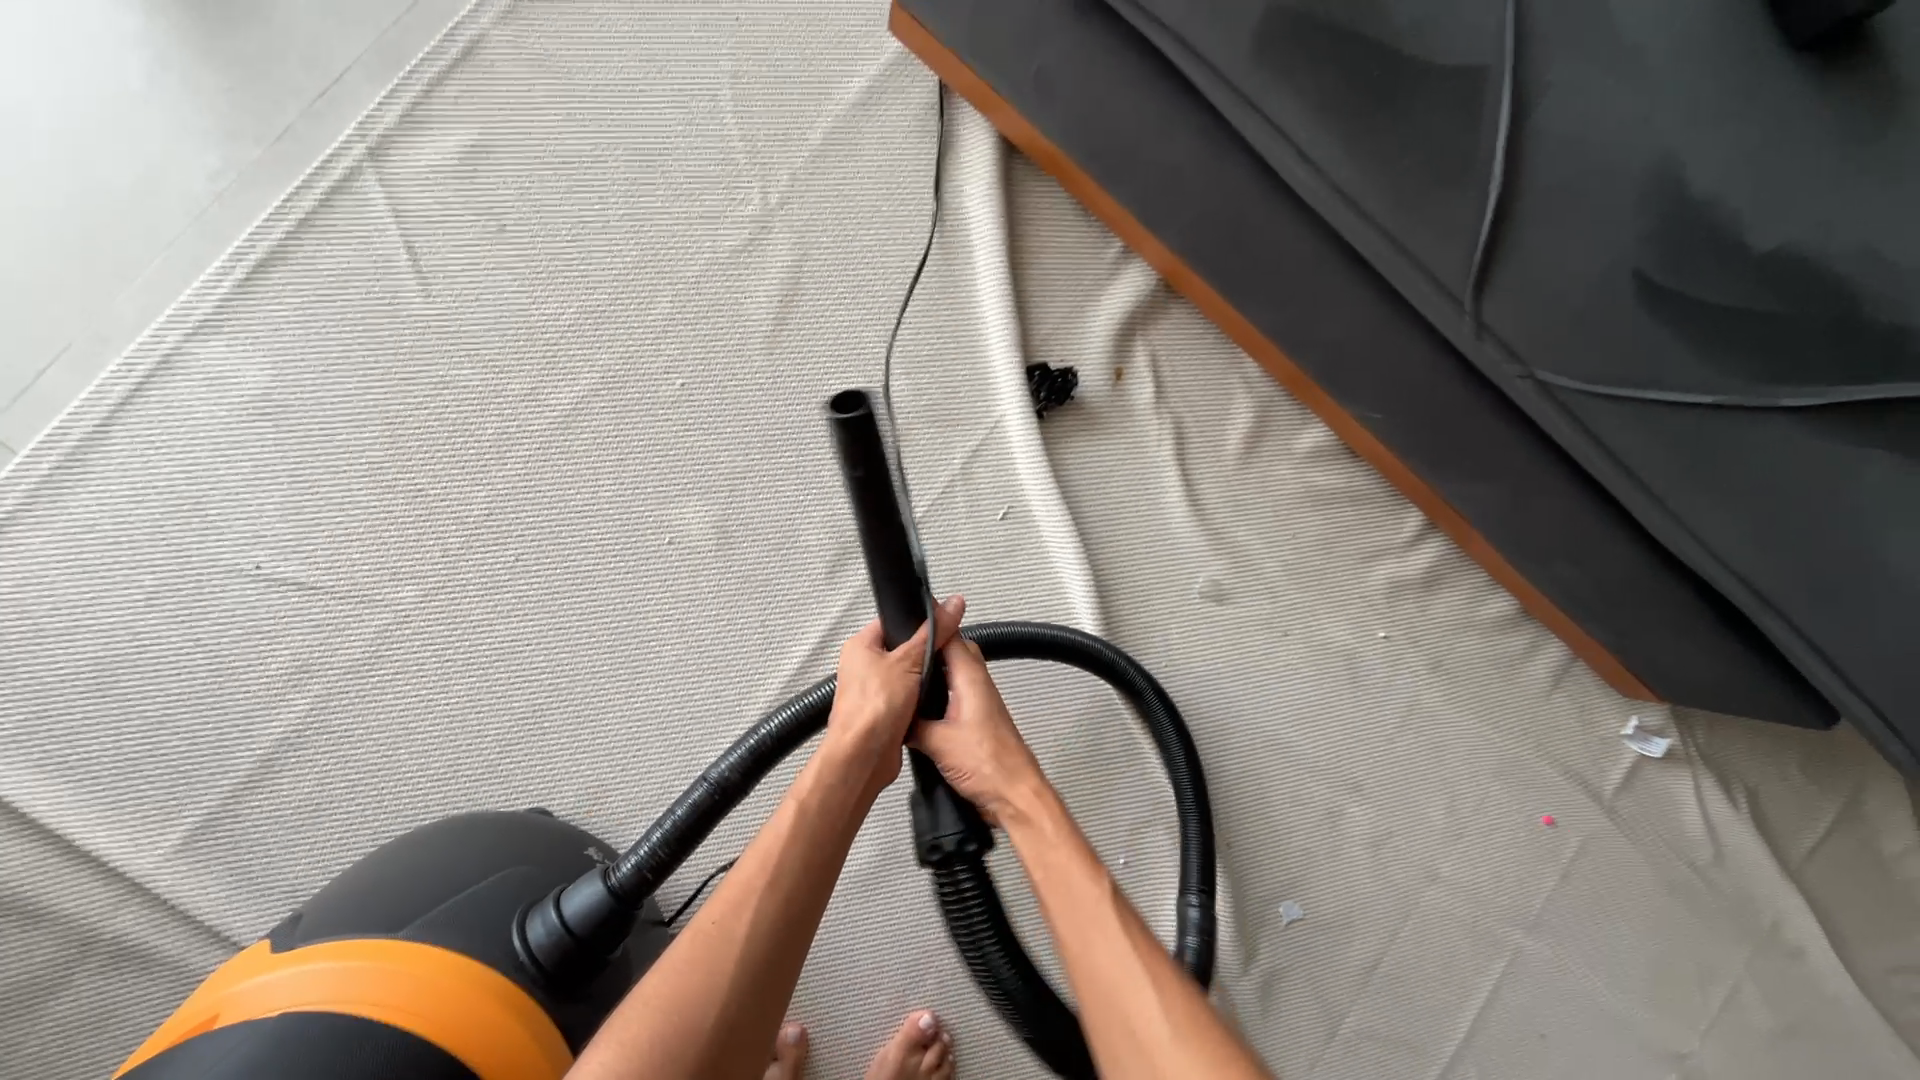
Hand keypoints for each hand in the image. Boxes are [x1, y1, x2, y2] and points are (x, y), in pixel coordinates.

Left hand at [824, 594, 965, 795]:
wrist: (863, 757)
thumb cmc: (870, 711)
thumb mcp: (910, 661)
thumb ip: (933, 633)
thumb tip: (951, 606)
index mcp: (861, 646)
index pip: (893, 621)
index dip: (917, 622)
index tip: (940, 624)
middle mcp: (863, 668)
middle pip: (903, 650)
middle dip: (923, 656)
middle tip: (938, 656)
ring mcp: (873, 692)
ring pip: (908, 677)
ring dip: (921, 683)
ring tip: (932, 683)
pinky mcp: (884, 713)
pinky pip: (908, 701)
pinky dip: (919, 704)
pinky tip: (927, 705)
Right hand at [907, 634, 1048, 824]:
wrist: (1014, 795)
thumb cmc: (990, 766)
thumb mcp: (937, 742)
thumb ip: (913, 725)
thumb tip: (896, 718)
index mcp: (971, 678)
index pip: (951, 637)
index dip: (931, 625)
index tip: (910, 620)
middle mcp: (978, 685)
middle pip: (953, 652)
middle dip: (930, 649)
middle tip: (903, 650)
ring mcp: (979, 703)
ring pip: (954, 675)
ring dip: (935, 674)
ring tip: (906, 678)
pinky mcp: (977, 722)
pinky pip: (955, 698)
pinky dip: (939, 697)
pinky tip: (921, 712)